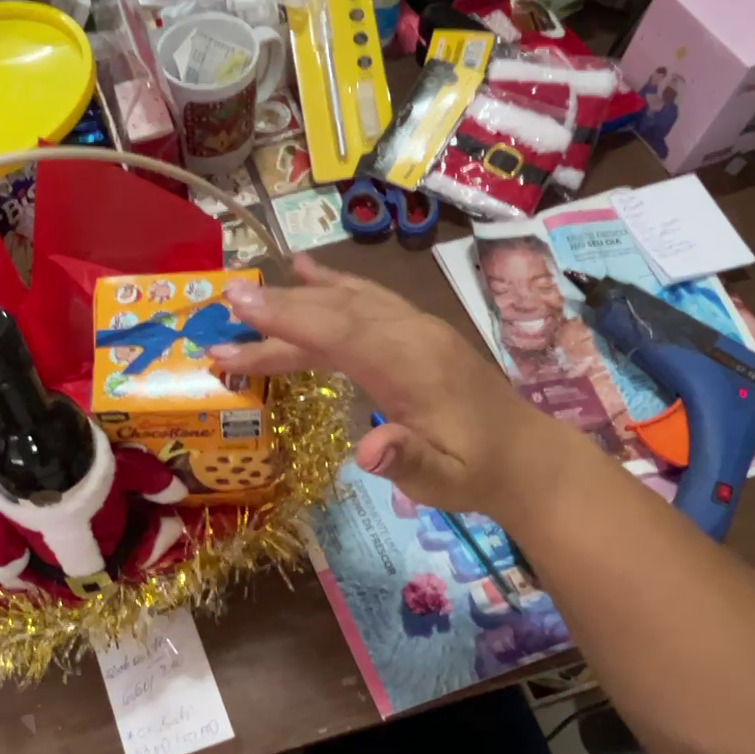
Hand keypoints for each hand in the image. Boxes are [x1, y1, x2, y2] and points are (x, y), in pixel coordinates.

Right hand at [210, 253, 571, 514]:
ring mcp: (417, 327)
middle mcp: (414, 335)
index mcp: (415, 367)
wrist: (529, 456)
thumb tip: (368, 450)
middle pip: (337, 311)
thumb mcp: (446, 482)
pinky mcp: (416, 331)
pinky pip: (368, 300)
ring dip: (296, 297)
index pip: (342, 333)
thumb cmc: (478, 473)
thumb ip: (409, 462)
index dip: (289, 319)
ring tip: (248, 292)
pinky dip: (332, 285)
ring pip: (348, 302)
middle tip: (226, 300)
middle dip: (279, 306)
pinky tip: (307, 272)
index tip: (240, 306)